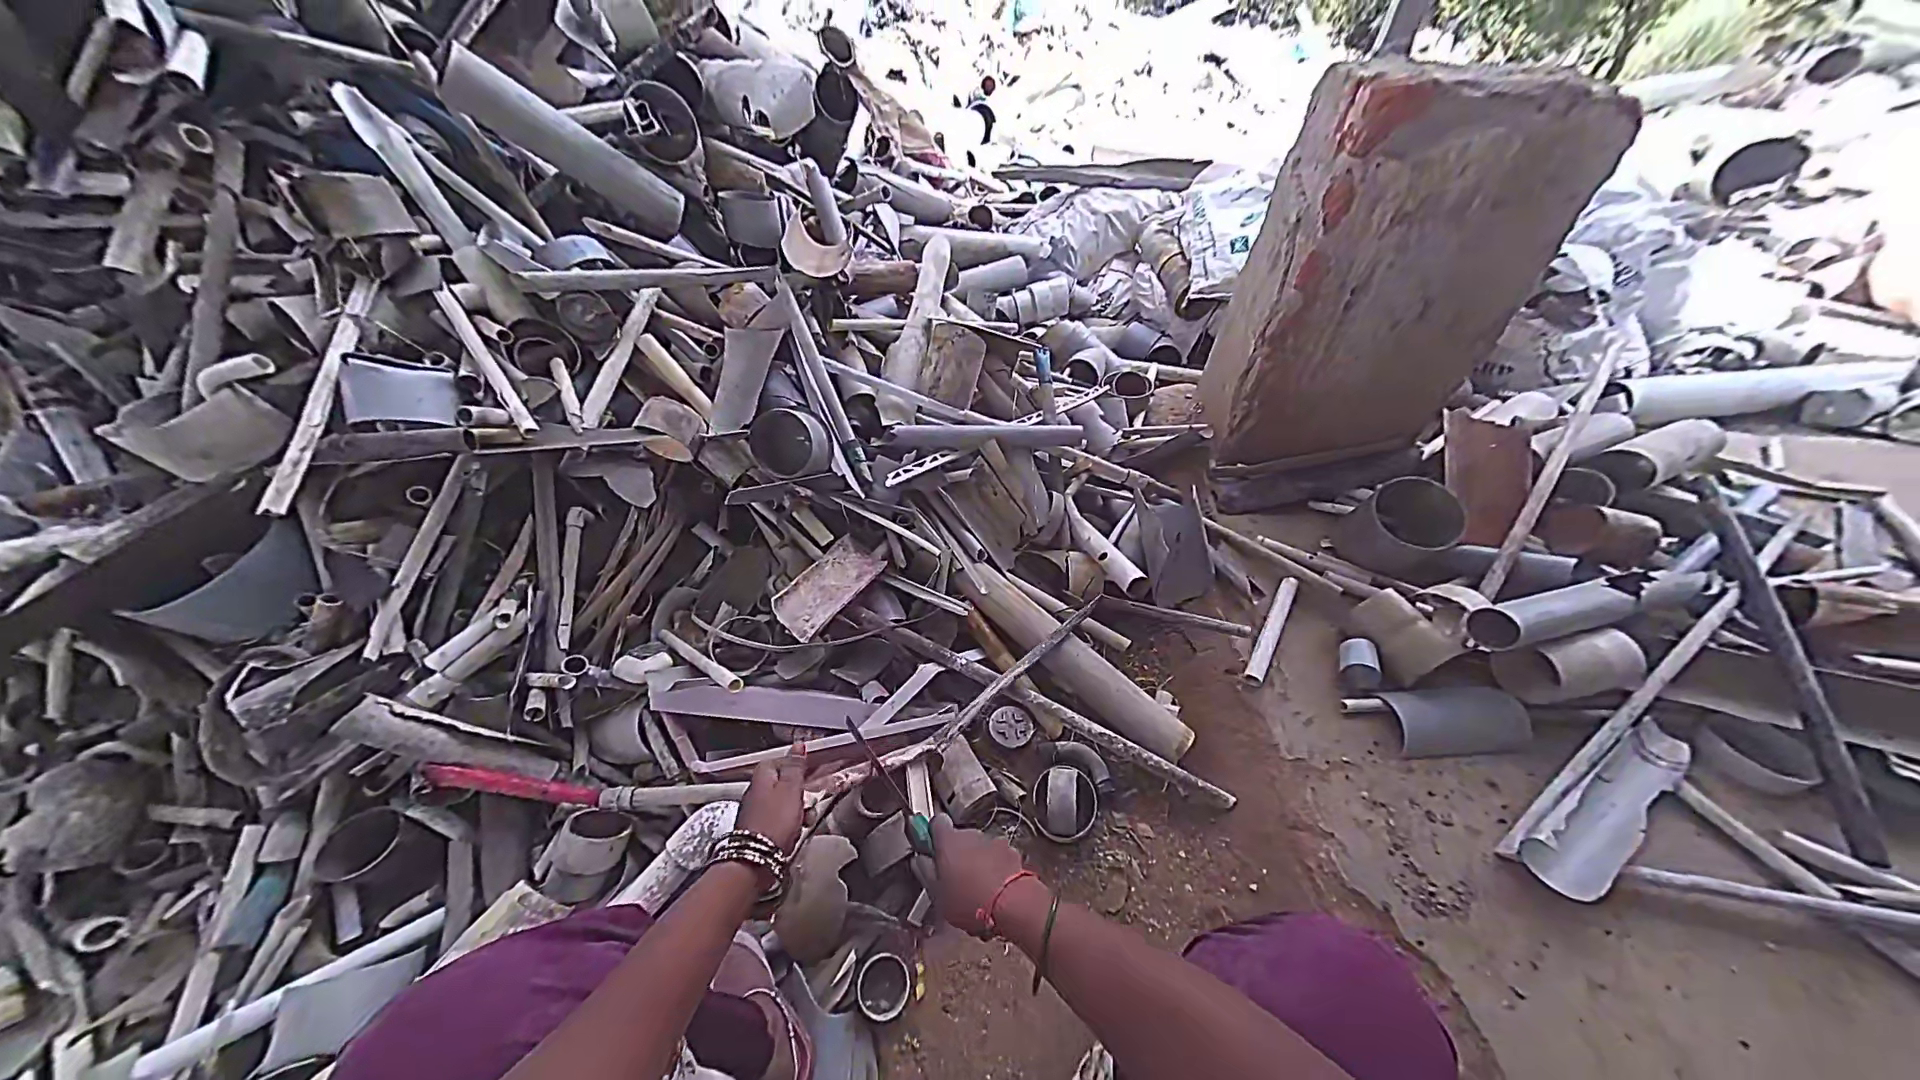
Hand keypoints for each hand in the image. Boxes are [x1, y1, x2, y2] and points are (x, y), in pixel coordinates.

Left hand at [736, 743, 805, 853]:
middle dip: (802, 793)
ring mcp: (757, 812)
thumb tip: (798, 745)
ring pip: (785, 804)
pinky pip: (780, 822)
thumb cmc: (773, 823)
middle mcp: (756, 792)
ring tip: (803, 821)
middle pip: (785, 784)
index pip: (782, 761)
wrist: (756, 861)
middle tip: (808, 801)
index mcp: (762, 776)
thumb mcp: (791, 788)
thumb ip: (796, 766)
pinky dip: (790, 826)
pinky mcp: (760, 831)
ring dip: (798, 811)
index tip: (813, 773)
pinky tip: (794, 834)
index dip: (799, 767)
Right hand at [931, 814, 1031, 937]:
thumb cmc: (970, 901)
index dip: (933, 834)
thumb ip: (925, 872)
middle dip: (956, 854)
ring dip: (976, 862)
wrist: (1013, 904)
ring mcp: (993, 841)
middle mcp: (971, 834)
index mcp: (948, 840)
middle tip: (954, 880)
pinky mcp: (1011, 852)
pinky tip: (994, 891)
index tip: (931, 850)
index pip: (936, 822)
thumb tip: (919, 860)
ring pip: (979, 848)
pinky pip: (997, 857)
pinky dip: (994, 868)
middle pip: (959, 838)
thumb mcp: (937, 894)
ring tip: (976, 891)